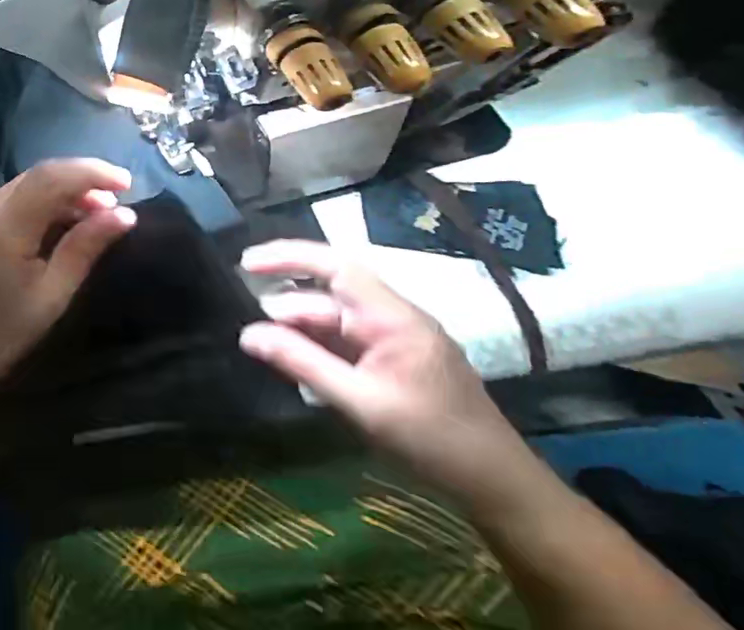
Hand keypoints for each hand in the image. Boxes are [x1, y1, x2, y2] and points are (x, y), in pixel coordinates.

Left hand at [0, 159, 135, 413]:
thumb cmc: (0, 335)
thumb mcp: (51, 296)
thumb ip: (84, 248)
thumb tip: (124, 214)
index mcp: (2, 228)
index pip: (51, 178)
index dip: (92, 172)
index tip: (128, 183)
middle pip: (37, 175)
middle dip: (80, 180)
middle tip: (116, 202)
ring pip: (23, 183)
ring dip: (61, 190)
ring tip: (95, 211)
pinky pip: (8, 197)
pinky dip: (39, 201)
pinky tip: (59, 219)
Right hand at [237, 240, 542, 516]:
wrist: (498, 485)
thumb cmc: (433, 440)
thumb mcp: (361, 403)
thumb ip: (302, 363)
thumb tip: (247, 334)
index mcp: (393, 317)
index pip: (335, 267)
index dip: (287, 257)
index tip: (246, 263)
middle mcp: (393, 317)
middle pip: (328, 295)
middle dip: (285, 305)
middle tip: (248, 327)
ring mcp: (394, 338)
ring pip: (333, 318)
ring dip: (298, 327)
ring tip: (262, 343)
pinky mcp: (393, 359)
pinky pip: (345, 340)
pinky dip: (315, 345)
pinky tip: (294, 360)